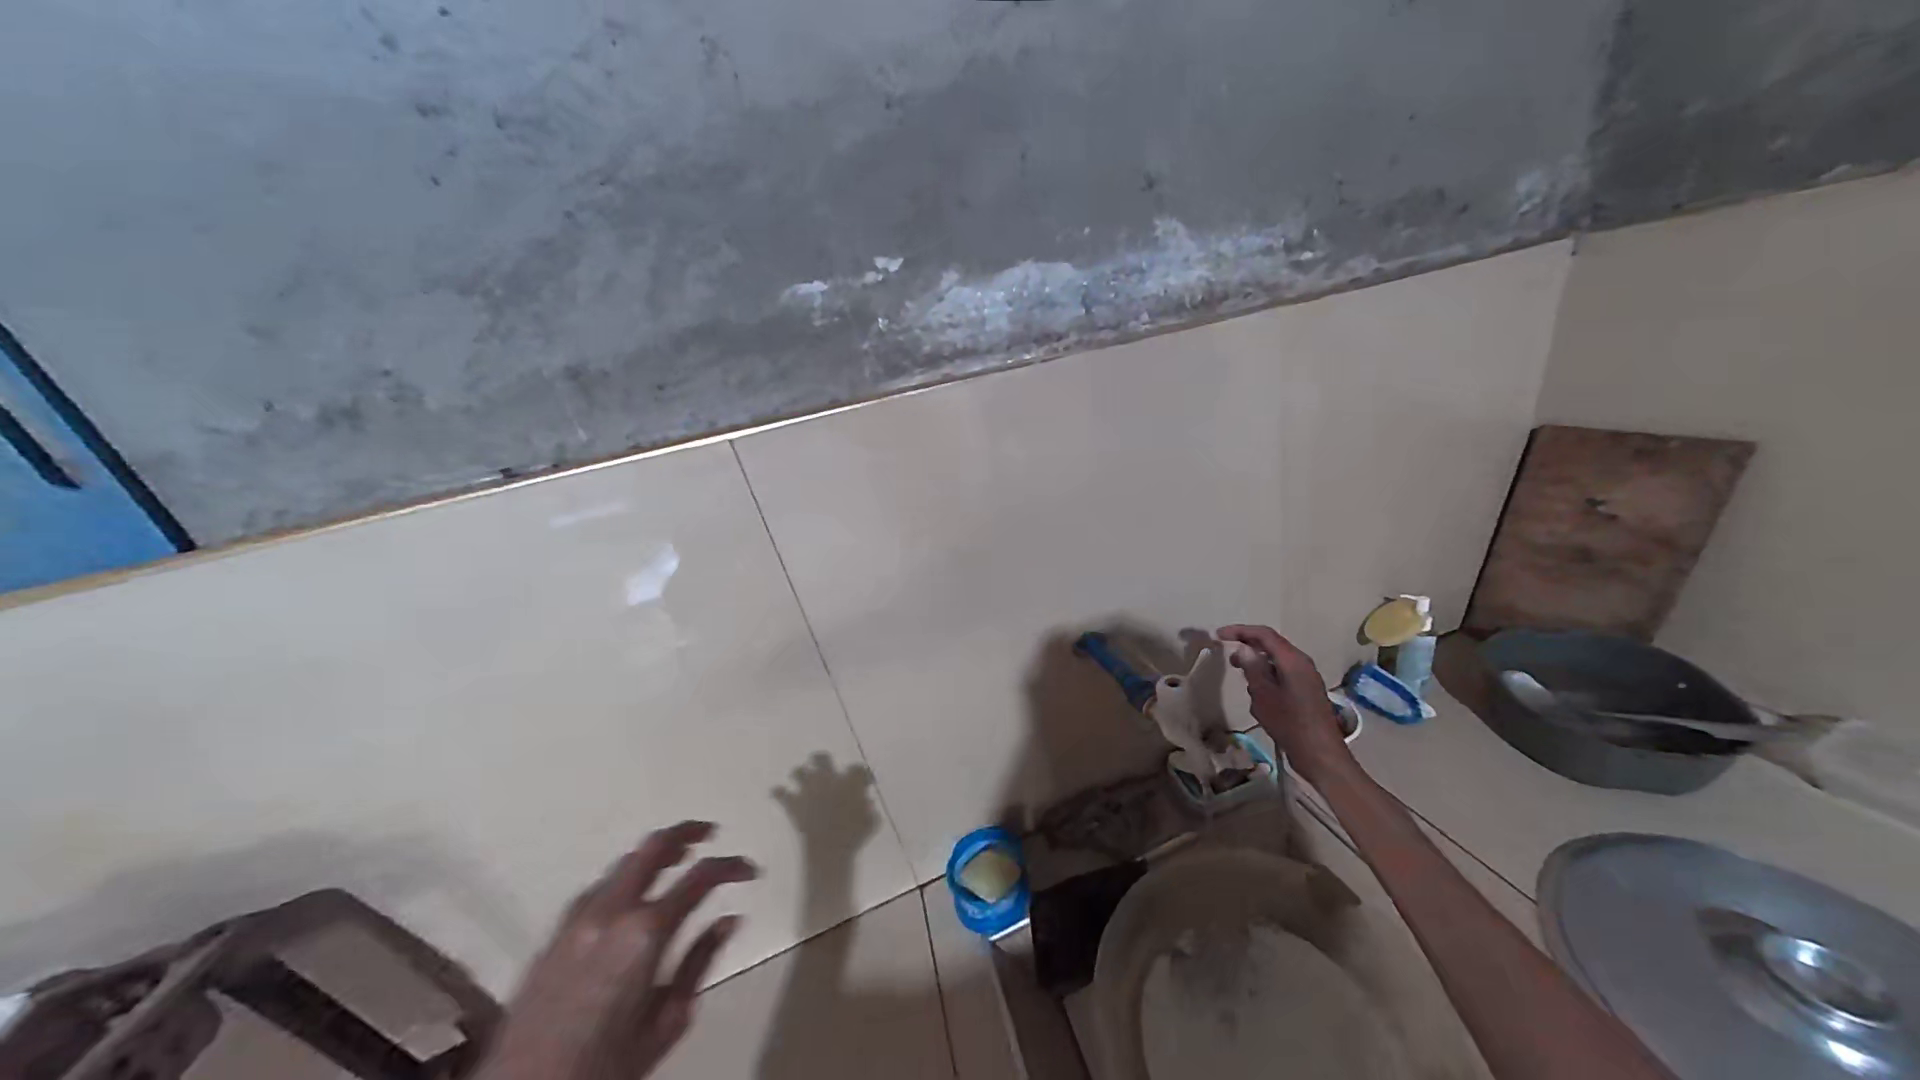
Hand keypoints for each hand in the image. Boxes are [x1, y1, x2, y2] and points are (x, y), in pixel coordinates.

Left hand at [477, 821, 758, 1079]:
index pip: (699, 878)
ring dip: (654, 854)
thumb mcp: (667, 1022)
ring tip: (677, 860)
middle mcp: (611, 912)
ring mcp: (577, 919)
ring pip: (623, 863)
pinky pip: (597, 888)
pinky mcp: (554, 934)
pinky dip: (624, 878)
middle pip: (654, 847)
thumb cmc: (607, 1066)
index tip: (749, 871)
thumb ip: (699, 963)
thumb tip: (728, 920)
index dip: (730, 866)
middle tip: (711, 833)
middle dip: (687, 832)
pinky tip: (633, 896)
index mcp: (645, 933)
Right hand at [1217, 625, 1354, 783]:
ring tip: (1243, 680)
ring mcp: (1306, 678)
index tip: (1218, 635)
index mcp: (1293, 660)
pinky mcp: (1306, 692)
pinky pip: (1282, 676)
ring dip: (1257, 666)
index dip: (1240, 631)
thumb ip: (1252, 667)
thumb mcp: (1263, 694)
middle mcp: (1302, 664)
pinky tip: (1259, 696)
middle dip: (1248, 649)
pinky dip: (1267, 678)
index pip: (1264, 634)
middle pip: (1272, 646)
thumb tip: (1244, 648)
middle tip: (1229, 659)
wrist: (1320, 754)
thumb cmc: (1289, 723)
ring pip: (1276, 662)